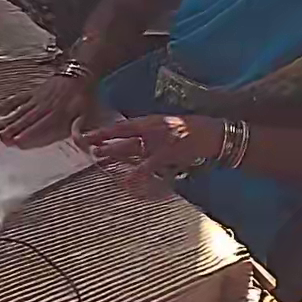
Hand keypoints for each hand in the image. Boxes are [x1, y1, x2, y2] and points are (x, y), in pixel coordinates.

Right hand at [0, 73, 93, 147]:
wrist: (79, 75)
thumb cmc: (84, 100)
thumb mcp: (88, 116)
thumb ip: (80, 130)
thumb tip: (81, 145)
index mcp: (60, 116)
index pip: (42, 128)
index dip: (30, 135)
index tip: (18, 142)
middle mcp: (46, 108)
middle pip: (28, 120)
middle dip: (14, 129)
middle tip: (2, 138)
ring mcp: (38, 99)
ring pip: (21, 111)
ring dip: (9, 120)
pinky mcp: (33, 93)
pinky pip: (19, 98)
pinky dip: (8, 103)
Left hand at [81, 115, 222, 193]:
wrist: (214, 134)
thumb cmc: (193, 129)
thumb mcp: (169, 126)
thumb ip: (151, 133)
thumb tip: (133, 141)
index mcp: (153, 121)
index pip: (124, 126)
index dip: (106, 130)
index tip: (90, 134)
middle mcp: (154, 129)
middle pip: (124, 136)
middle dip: (105, 141)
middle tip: (87, 144)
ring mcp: (161, 141)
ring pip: (133, 148)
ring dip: (115, 153)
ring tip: (98, 157)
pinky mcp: (170, 154)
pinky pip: (150, 165)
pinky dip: (139, 173)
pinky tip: (127, 180)